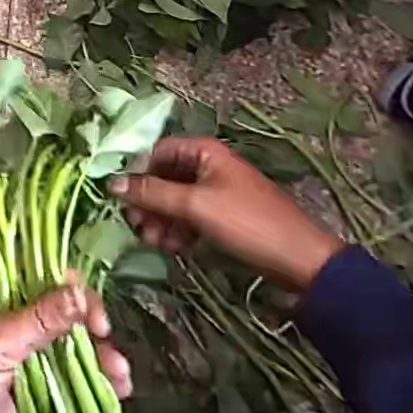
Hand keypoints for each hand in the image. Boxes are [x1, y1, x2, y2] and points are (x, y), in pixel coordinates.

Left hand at [0, 277, 130, 412]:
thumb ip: (39, 318)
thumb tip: (79, 292)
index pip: (36, 268)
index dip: (66, 280)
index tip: (88, 303)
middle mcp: (10, 309)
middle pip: (58, 302)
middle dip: (87, 318)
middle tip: (104, 334)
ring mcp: (23, 344)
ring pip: (69, 336)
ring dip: (97, 351)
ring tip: (120, 373)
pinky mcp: (34, 376)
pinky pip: (69, 367)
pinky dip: (93, 374)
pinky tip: (117, 386)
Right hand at [111, 137, 343, 291]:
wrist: (301, 261)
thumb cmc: (247, 222)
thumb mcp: (195, 205)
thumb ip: (152, 193)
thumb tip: (111, 183)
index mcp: (203, 151)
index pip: (156, 153)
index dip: (138, 173)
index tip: (122, 199)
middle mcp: (207, 165)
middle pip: (164, 177)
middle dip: (148, 202)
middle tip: (137, 227)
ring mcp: (216, 191)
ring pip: (174, 200)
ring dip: (160, 220)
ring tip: (155, 243)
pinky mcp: (222, 215)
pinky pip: (189, 216)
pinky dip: (178, 230)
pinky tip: (174, 248)